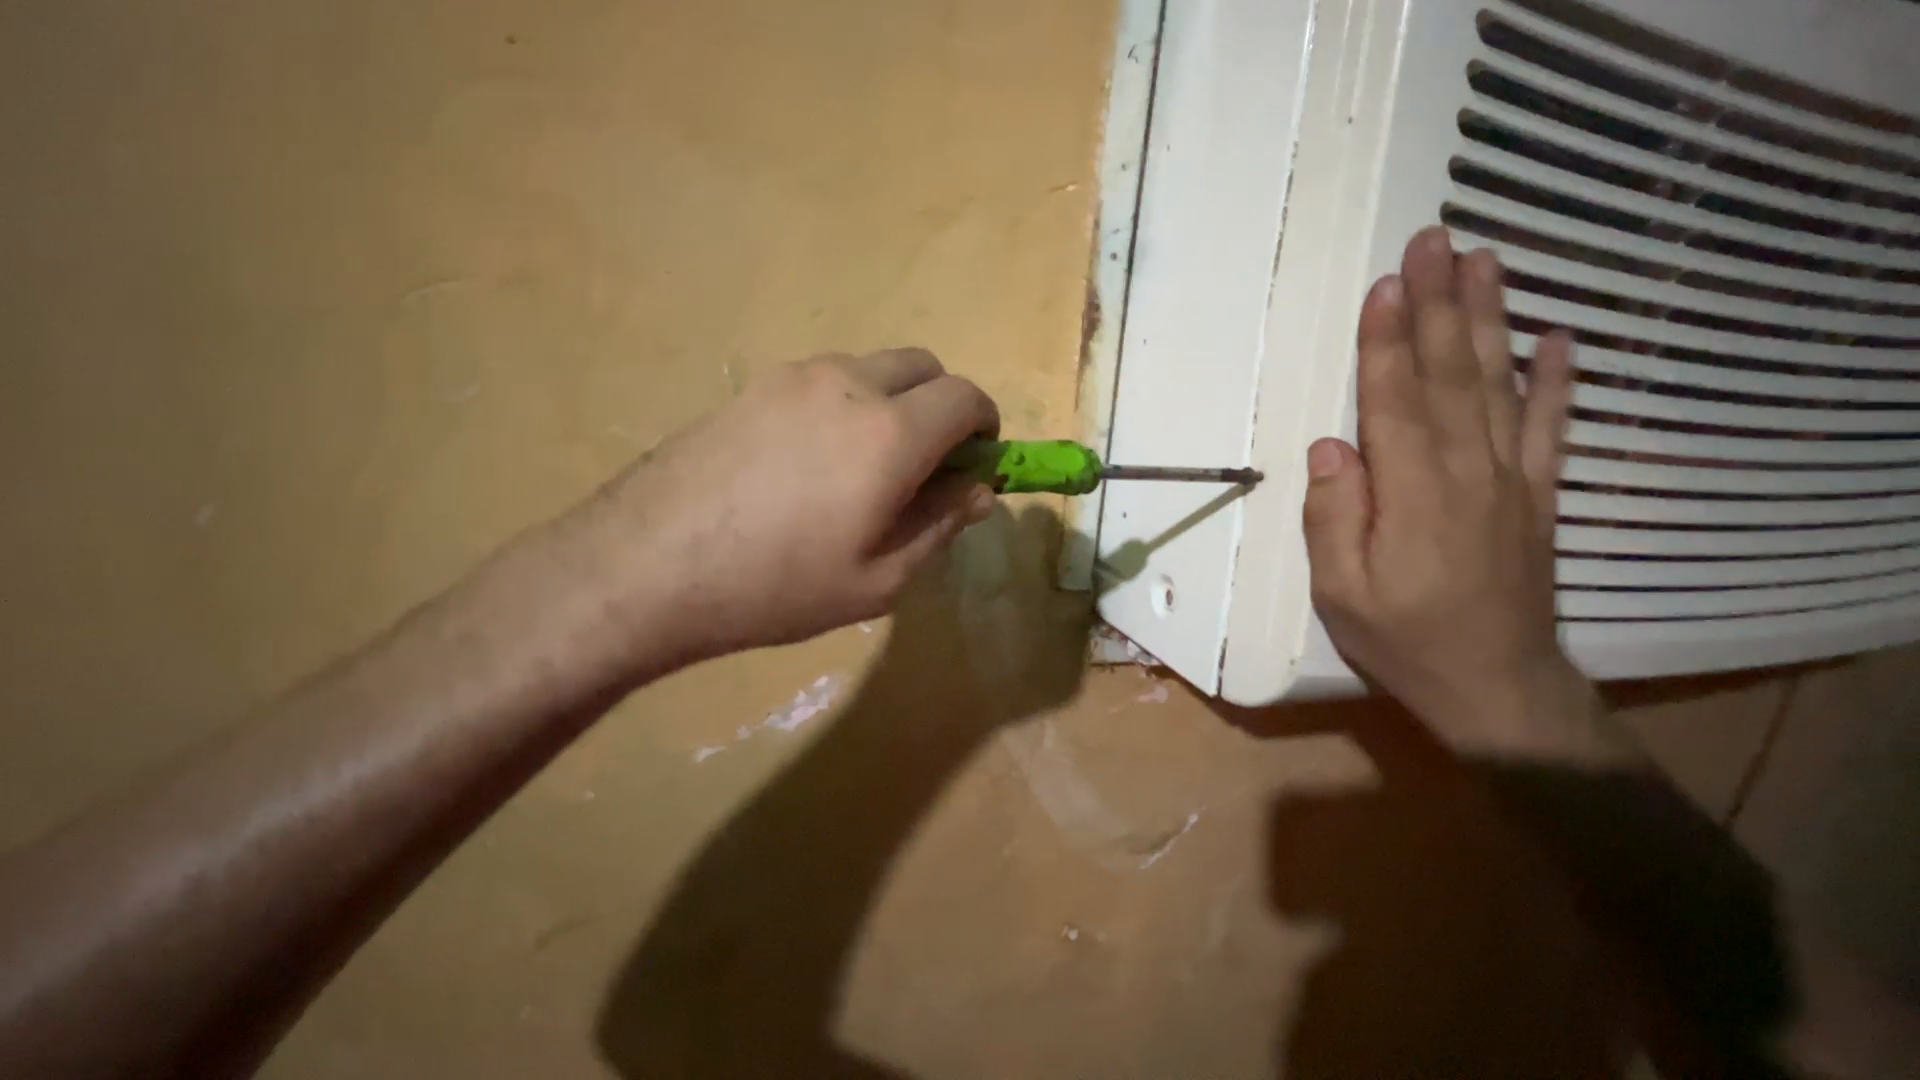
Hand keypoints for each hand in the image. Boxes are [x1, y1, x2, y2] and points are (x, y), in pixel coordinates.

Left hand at [575, 349, 999, 665]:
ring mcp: (793, 377)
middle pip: (923, 366)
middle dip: (941, 406)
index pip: (965, 397)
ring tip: (860, 469)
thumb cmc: (776, 587)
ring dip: (890, 402)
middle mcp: (847, 384)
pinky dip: (843, 405)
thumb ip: (939, 526)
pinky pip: (822, 380)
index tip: (976, 463)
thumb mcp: (877, 580)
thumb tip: (979, 490)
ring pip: (870, 369)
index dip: (985, 426)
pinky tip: (807, 464)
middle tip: (925, 465)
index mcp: (890, 433)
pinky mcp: (752, 386)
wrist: (648, 566)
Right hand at [1301, 227, 1584, 748]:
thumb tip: (1331, 447)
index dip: (1388, 341)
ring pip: (1500, 384)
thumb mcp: (1341, 592)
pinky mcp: (1539, 494)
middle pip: (1451, 374)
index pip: (1396, 401)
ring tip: (1485, 260)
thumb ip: (1334, 517)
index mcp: (1412, 494)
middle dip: (1439, 304)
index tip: (1388, 282)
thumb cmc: (1403, 640)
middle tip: (1435, 240)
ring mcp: (1511, 479)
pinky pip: (1552, 427)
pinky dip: (1559, 379)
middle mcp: (1467, 471)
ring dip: (1490, 319)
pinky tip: (1560, 336)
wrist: (1496, 684)